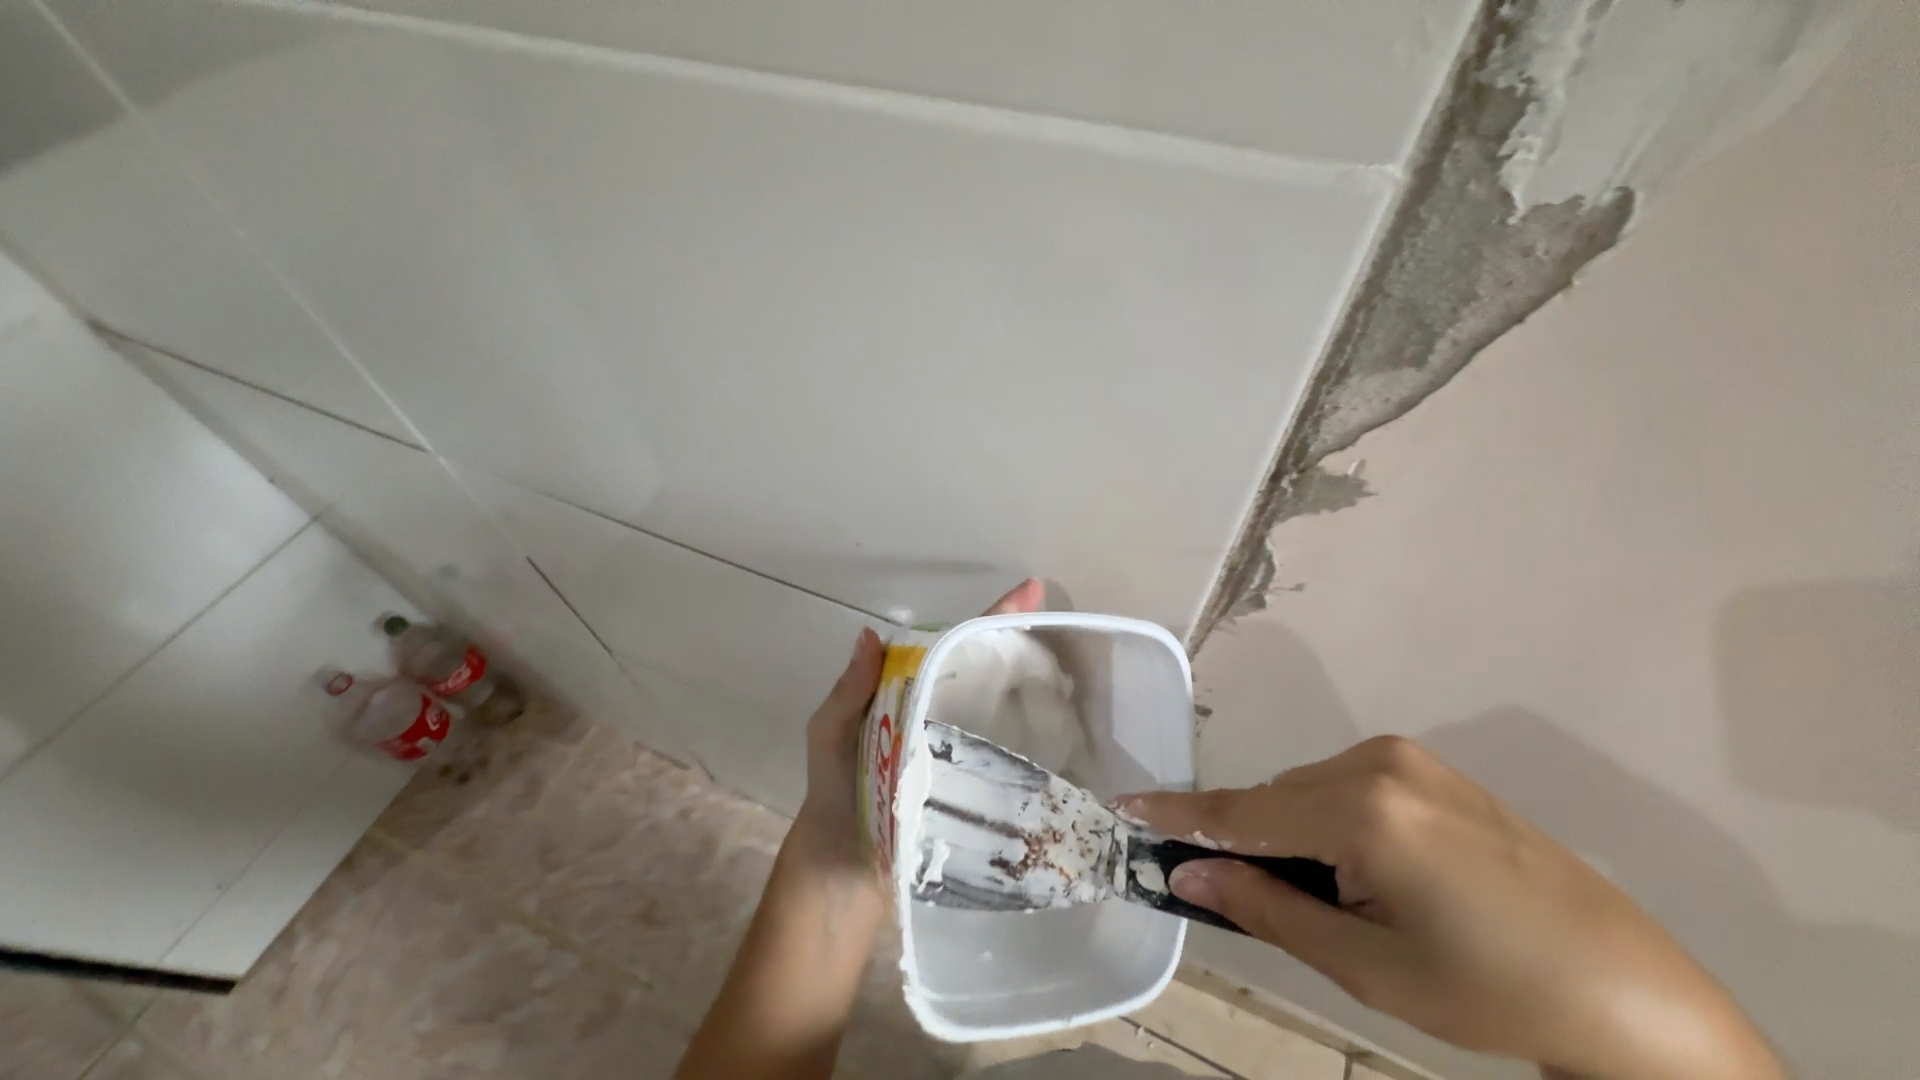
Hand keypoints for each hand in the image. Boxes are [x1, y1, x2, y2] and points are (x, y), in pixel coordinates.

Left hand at [789, 579, 1047, 884]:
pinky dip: (1033, 746)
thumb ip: (848, 692)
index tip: (1030, 590)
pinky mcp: (977, 794)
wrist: (840, 870)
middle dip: (1022, 646)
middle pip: (987, 674)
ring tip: (1073, 672)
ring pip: (1004, 713)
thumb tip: (870, 635)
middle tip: (1063, 629)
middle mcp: (942, 718)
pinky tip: (1063, 736)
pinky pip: (1008, 762)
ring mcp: (963, 755)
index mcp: (909, 696)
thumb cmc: (833, 793)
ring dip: (1035, 692)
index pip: (951, 648)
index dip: (990, 619)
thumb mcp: (829, 734)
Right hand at [1119, 737, 1784, 1079]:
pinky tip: (1358, 872)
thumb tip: (1187, 869)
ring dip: (1288, 833)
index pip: (1241, 809)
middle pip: (1273, 798)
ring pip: (1306, 791)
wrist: (1625, 988)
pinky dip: (1325, 822)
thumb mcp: (1363, 963)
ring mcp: (1410, 760)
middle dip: (1242, 838)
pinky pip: (1345, 786)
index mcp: (1361, 810)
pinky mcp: (1432, 770)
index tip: (1122, 805)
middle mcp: (1378, 764)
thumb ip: (1264, 905)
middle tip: (1227, 890)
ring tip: (1321, 900)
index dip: (1177, 813)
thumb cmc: (1487, 989)